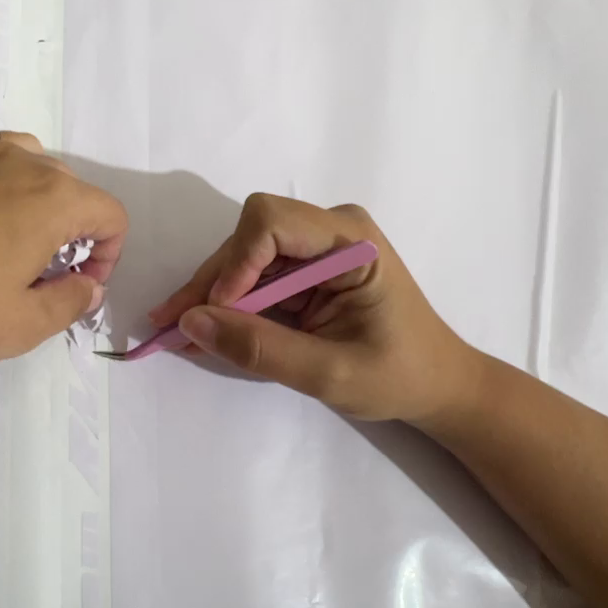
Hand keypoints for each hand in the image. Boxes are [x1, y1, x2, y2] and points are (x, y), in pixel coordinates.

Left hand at [0, 132, 125, 372]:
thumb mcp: (17, 326)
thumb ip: (68, 303)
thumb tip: (86, 284)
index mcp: (51, 198)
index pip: (110, 214)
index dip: (108, 256)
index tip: (76, 291)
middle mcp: (17, 161)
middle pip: (71, 189)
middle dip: (73, 234)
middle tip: (41, 281)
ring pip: (27, 169)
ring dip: (34, 207)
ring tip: (6, 250)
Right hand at [149, 194, 482, 423]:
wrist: (437, 386)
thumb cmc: (398, 377)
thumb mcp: (329, 373)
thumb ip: (261, 348)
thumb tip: (189, 324)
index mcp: (351, 242)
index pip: (271, 221)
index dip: (236, 262)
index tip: (217, 311)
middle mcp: (331, 230)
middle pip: (249, 238)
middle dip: (211, 282)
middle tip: (170, 327)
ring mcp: (316, 248)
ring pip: (243, 257)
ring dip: (212, 294)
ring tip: (176, 333)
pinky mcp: (305, 269)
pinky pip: (254, 277)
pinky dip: (228, 304)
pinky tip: (202, 328)